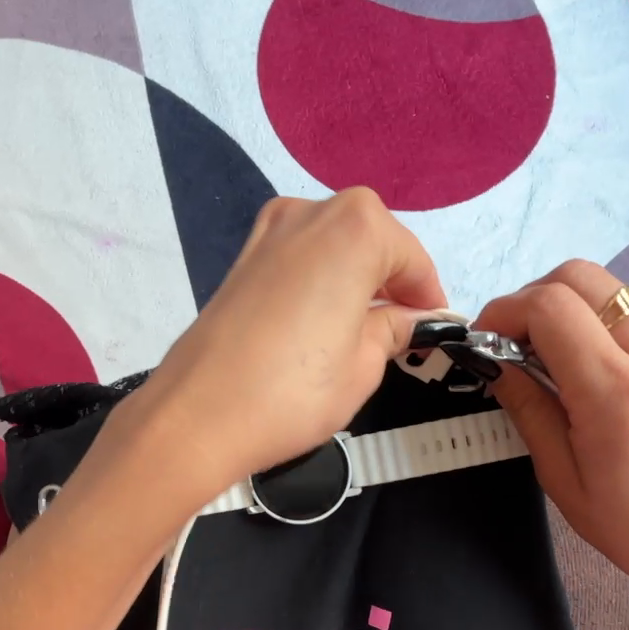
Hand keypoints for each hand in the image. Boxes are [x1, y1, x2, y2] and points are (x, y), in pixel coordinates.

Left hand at [126, 189, 445, 488]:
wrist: (195, 417)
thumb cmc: (292, 394)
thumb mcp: (362, 367)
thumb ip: (391, 331)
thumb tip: (406, 319)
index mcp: (355, 228)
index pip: (410, 256)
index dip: (426, 294)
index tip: (433, 326)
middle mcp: (310, 213)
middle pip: (369, 239)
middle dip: (389, 280)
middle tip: (398, 329)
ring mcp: (268, 232)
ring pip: (331, 245)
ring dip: (352, 277)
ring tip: (358, 329)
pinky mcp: (239, 260)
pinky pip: (298, 258)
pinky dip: (317, 280)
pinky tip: (317, 322)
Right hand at [479, 260, 628, 627]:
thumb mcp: (561, 476)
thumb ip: (527, 408)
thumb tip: (495, 364)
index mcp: (616, 391)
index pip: (551, 306)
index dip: (504, 311)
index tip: (482, 342)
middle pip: (581, 276)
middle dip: (530, 298)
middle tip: (507, 343)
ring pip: (607, 289)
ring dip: (562, 309)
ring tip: (540, 358)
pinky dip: (591, 324)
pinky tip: (578, 370)